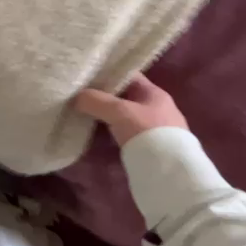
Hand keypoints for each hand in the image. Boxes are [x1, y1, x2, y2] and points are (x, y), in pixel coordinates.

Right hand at [71, 72, 189, 146]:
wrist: (169, 172)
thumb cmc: (147, 132)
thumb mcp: (118, 111)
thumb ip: (95, 100)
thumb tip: (76, 97)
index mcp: (154, 93)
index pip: (128, 75)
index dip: (107, 73)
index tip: (86, 74)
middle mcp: (157, 107)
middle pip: (124, 95)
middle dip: (103, 94)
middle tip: (79, 94)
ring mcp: (154, 127)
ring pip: (123, 114)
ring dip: (106, 113)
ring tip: (83, 111)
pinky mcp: (149, 145)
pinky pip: (125, 130)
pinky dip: (111, 129)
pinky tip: (96, 130)